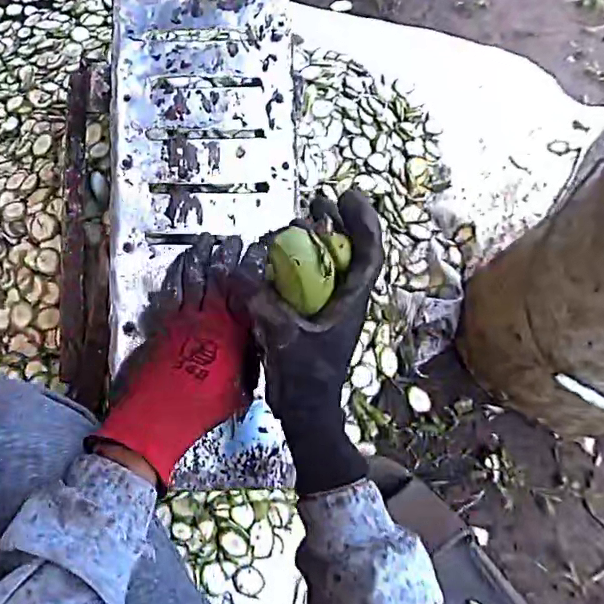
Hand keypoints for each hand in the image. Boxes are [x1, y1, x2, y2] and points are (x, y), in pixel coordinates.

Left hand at [90, 234, 250, 489]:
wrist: (163, 411)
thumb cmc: (204, 405)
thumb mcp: (240, 385)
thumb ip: (247, 359)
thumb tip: (253, 346)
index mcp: (233, 332)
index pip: (246, 290)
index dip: (253, 267)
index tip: (259, 250)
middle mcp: (208, 319)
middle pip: (218, 278)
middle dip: (226, 256)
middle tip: (232, 241)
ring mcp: (183, 317)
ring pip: (193, 279)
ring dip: (200, 258)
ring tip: (206, 242)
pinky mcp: (163, 322)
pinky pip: (172, 291)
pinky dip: (177, 274)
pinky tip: (180, 264)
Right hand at [237, 190, 384, 495]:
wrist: (304, 407)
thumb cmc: (305, 376)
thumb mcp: (282, 335)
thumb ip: (261, 303)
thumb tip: (236, 272)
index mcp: (351, 302)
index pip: (368, 254)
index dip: (363, 222)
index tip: (349, 196)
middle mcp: (344, 300)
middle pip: (351, 252)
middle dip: (340, 223)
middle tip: (322, 201)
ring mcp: (328, 308)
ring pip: (331, 265)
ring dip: (319, 241)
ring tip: (303, 221)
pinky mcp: (310, 317)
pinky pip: (308, 281)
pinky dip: (296, 264)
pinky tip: (277, 257)